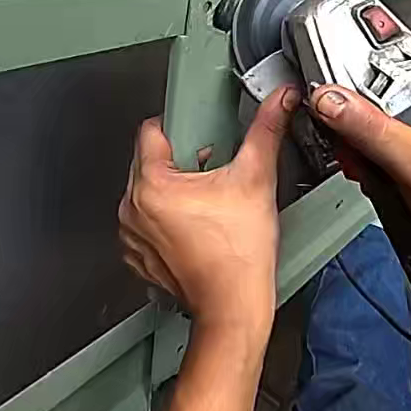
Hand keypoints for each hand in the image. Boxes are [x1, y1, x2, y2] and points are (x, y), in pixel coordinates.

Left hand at [116, 86, 298, 338]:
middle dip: (178, 160)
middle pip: (147, 160)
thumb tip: (278, 103)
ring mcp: (132, 231)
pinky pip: (144, 219)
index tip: (196, 134)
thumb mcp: (256, 180)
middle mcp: (132, 206)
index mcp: (151, 183)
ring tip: (203, 201)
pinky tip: (192, 224)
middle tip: (208, 171)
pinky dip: (162, 217)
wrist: (233, 308)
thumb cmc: (239, 256)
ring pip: (144, 190)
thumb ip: (265, 132)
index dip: (177, 126)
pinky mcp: (137, 251)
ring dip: (169, 189)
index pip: (150, 130)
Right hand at [308, 77, 410, 276]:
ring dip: (383, 160)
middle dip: (372, 140)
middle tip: (366, 160)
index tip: (349, 125)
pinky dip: (401, 173)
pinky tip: (401, 188)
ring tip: (384, 178)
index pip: (395, 83)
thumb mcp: (408, 158)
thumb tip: (329, 99)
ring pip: (404, 138)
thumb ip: (364, 125)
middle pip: (396, 113)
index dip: (364, 106)